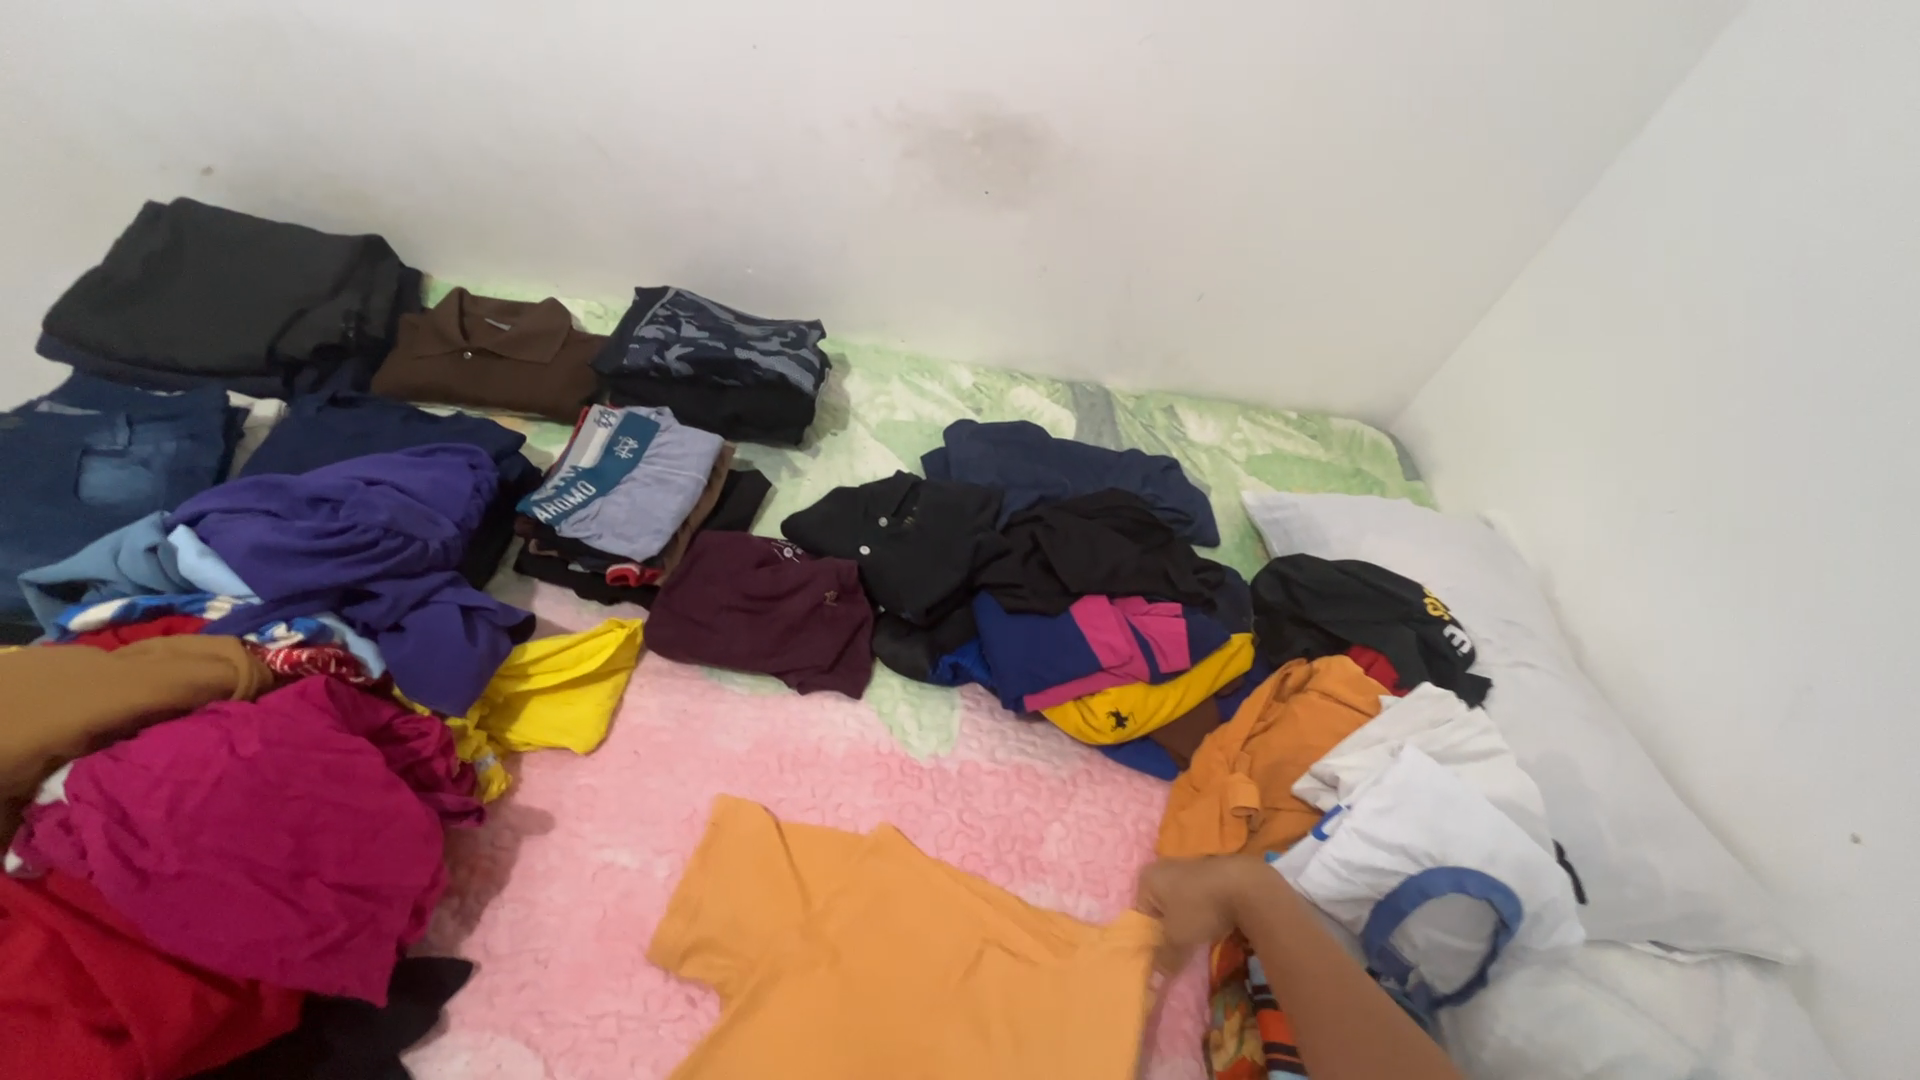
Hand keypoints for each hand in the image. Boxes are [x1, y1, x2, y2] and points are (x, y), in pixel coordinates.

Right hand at [1133, 854, 1265, 972]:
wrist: (1244, 884)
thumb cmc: (1200, 907)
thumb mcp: (1179, 938)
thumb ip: (1164, 959)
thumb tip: (1153, 982)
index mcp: (1147, 879)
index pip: (1141, 916)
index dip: (1152, 940)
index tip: (1165, 956)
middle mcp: (1162, 867)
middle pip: (1160, 909)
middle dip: (1170, 930)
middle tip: (1182, 949)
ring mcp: (1186, 866)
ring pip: (1180, 902)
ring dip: (1187, 921)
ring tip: (1200, 938)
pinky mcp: (1207, 870)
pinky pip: (1197, 896)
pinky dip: (1203, 910)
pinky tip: (1215, 922)